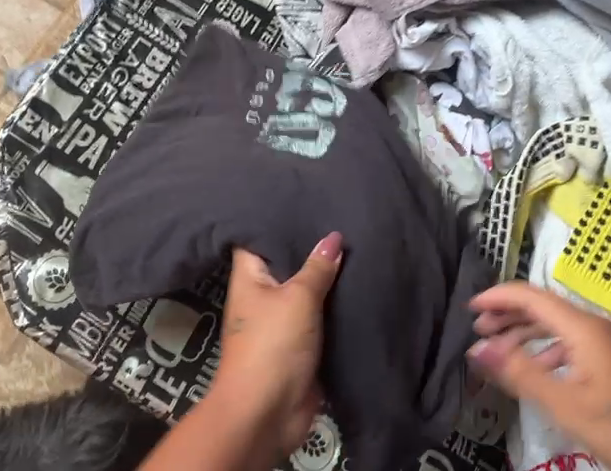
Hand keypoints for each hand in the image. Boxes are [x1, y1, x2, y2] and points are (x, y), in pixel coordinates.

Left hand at [207, 233, 343, 456]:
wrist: (269, 414)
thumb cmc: (272, 346)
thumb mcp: (297, 298)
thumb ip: (317, 267)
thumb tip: (333, 237)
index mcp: (250, 278)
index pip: (258, 237)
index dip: (276, 217)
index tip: (301, 195)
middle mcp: (264, 295)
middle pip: (288, 262)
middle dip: (312, 245)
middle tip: (340, 214)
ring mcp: (283, 320)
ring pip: (308, 290)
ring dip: (327, 276)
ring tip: (357, 240)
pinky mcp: (303, 344)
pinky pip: (321, 316)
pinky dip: (336, 304)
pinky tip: (360, 281)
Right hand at [469, 283, 610, 470]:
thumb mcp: (563, 403)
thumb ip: (519, 372)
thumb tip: (477, 347)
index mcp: (582, 326)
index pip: (531, 295)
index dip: (498, 297)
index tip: (469, 309)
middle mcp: (594, 326)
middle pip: (543, 307)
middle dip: (508, 314)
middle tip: (477, 330)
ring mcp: (606, 344)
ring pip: (556, 326)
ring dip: (525, 333)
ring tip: (498, 349)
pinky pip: (569, 342)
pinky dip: (544, 349)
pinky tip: (535, 371)